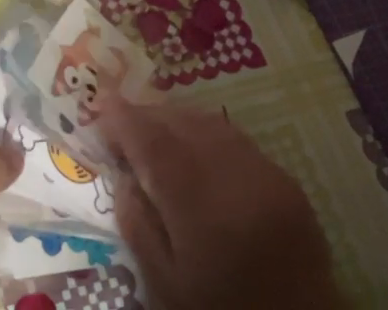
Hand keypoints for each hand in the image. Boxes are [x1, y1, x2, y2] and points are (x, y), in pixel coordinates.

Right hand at [100, 100, 344, 309]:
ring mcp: (267, 175)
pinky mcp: (287, 182)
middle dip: (147, 115)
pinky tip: (194, 151)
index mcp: (200, 205)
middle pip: (182, 122)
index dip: (123, 118)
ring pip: (211, 123)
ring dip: (176, 119)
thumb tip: (124, 174)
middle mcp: (236, 177)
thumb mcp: (165, 282)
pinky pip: (237, 139)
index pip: (153, 142)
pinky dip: (207, 134)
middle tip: (121, 124)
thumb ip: (137, 224)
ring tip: (153, 133)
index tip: (100, 104)